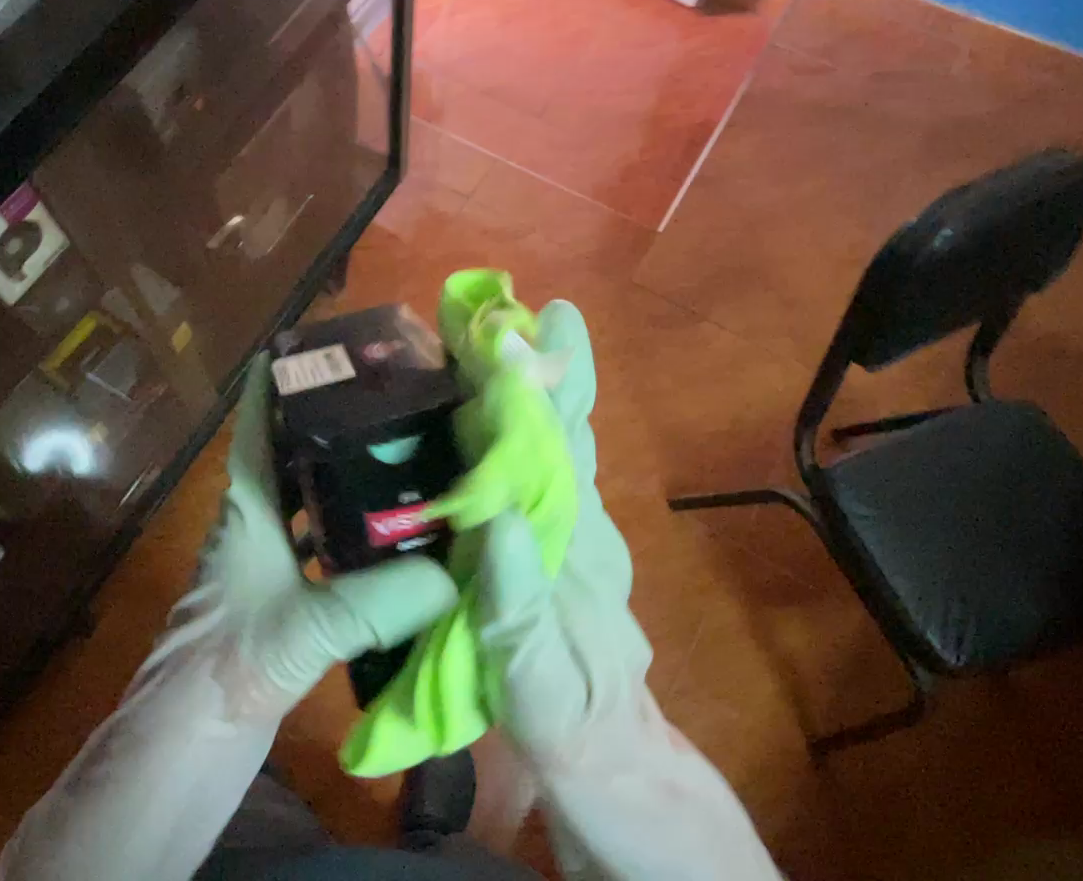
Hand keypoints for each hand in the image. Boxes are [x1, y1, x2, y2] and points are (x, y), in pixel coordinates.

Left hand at [180, 354, 457, 718]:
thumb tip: (451, 574)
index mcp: (247, 512)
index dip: (268, 389)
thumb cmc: (235, 660)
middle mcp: (251, 528)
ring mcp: (261, 567)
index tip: (292, 349)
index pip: (256, 432)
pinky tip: (383, 543)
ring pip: (301, 507)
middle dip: (320, 429)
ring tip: (390, 459)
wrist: (192, 736)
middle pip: (285, 461)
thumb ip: (382, 600)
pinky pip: (314, 553)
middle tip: (373, 402)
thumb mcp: (314, 624)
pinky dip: (344, 541)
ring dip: (336, 483)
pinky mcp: (275, 602)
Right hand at [472, 301, 780, 879]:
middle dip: (528, 364)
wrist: (615, 774)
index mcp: (576, 547)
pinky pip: (527, 482)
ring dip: (515, 390)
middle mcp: (576, 528)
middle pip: (558, 429)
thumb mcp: (547, 691)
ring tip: (472, 343)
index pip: (560, 445)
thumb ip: (519, 611)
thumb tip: (497, 518)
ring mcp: (566, 540)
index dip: (543, 380)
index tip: (523, 317)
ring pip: (545, 448)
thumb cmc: (584, 734)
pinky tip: (466, 426)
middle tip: (482, 308)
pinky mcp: (549, 558)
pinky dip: (503, 439)